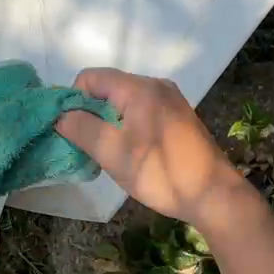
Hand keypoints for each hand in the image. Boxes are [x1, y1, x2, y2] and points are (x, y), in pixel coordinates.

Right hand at [55, 68, 255, 229]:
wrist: (213, 195)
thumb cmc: (161, 173)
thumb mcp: (114, 153)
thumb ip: (82, 129)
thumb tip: (60, 115)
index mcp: (140, 88)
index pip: (90, 78)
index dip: (73, 101)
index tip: (71, 132)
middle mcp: (156, 86)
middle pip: (108, 89)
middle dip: (90, 114)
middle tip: (87, 147)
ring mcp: (170, 102)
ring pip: (124, 104)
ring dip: (108, 124)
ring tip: (108, 154)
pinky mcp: (178, 119)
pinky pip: (141, 114)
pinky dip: (127, 129)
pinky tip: (130, 155)